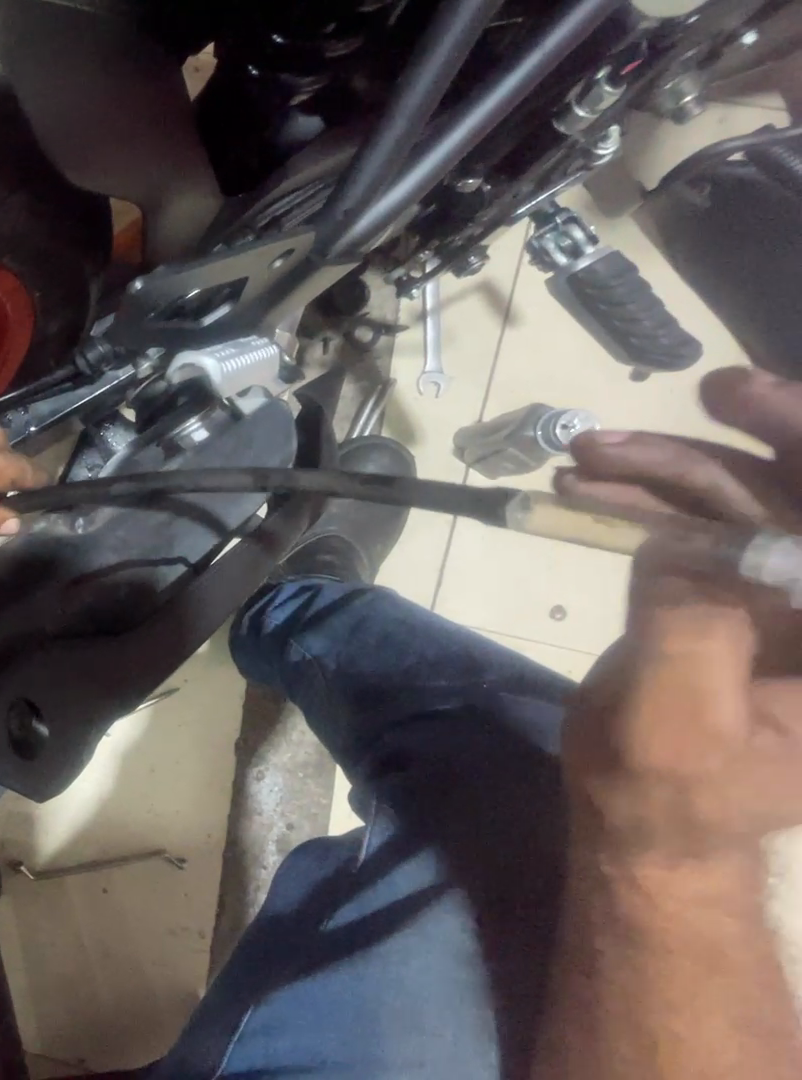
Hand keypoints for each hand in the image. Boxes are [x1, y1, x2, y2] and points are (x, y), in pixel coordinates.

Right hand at [555, 367, 801, 862]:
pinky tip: (589, 488)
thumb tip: (680, 540)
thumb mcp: (674, 718)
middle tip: (706, 393)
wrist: (645, 818)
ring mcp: (794, 602)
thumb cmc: (670, 786)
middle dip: (766, 440)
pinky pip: (709, 533)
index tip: (760, 407)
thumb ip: (691, 629)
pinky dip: (650, 504)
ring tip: (588, 453)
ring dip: (679, 470)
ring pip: (760, 506)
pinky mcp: (741, 598)